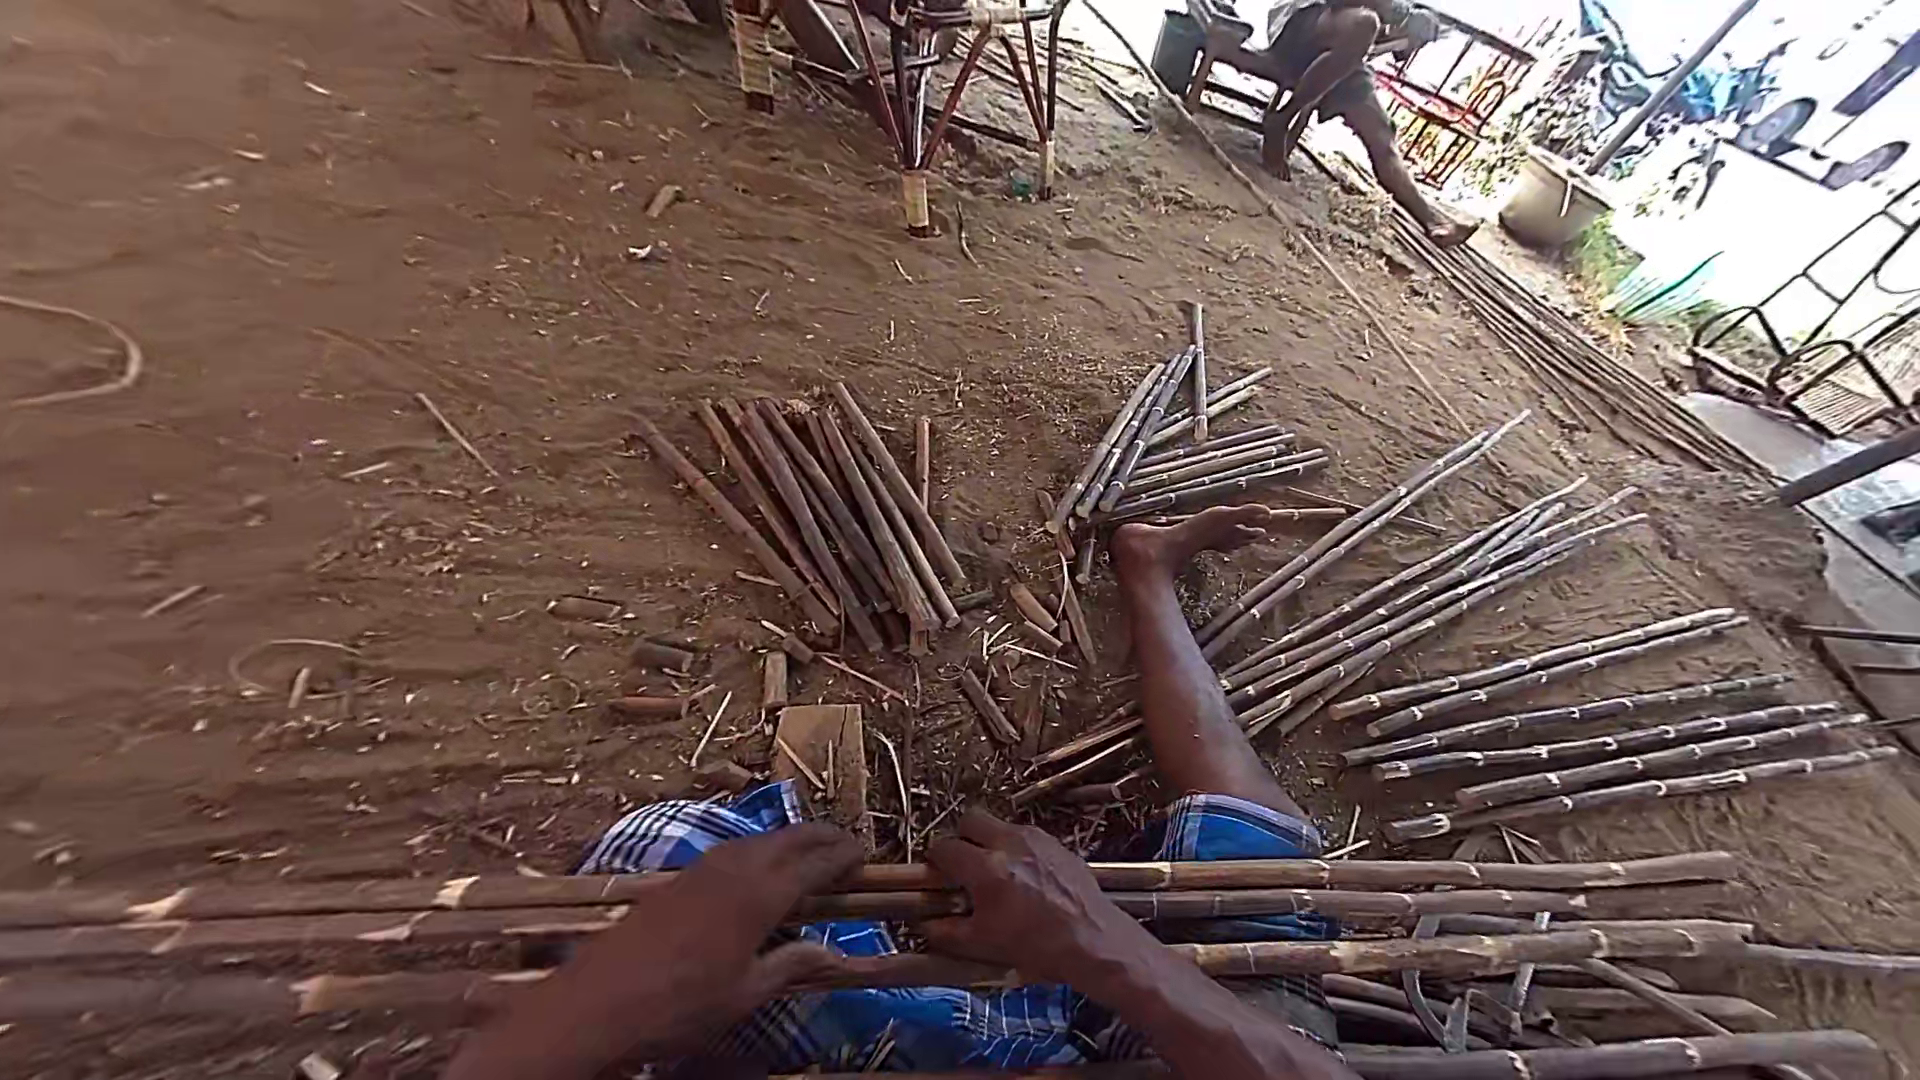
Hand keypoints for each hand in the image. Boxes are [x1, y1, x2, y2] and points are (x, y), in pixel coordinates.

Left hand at [444, 823, 862, 1079]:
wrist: (598, 1000)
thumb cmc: (679, 1005)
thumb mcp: (743, 995)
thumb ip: (789, 963)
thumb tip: (827, 950)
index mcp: (763, 893)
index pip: (817, 862)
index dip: (844, 855)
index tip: (864, 854)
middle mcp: (743, 865)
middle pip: (795, 835)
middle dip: (826, 835)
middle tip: (848, 844)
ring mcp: (712, 862)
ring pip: (767, 836)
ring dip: (796, 837)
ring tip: (812, 850)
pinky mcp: (688, 870)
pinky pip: (741, 845)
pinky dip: (767, 846)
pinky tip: (764, 865)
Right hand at [919, 810, 1158, 987]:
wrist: (1093, 941)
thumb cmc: (1038, 946)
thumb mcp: (985, 944)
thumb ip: (948, 932)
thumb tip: (926, 923)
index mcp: (986, 869)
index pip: (945, 847)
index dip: (936, 858)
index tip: (938, 870)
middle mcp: (1008, 842)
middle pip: (970, 818)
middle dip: (961, 836)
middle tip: (964, 861)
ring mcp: (1034, 837)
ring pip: (998, 824)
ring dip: (989, 840)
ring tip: (996, 871)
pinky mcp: (1054, 840)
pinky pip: (1024, 834)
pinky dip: (1016, 847)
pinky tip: (1024, 875)